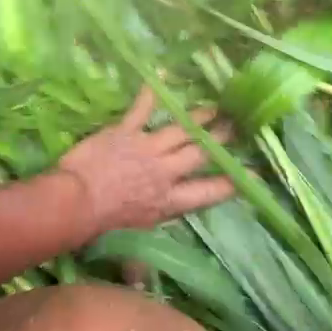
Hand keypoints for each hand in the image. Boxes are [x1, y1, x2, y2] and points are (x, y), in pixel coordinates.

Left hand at [53, 86, 236, 235]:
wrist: (77, 200)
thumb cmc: (103, 224)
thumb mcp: (136, 232)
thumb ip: (154, 229)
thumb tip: (155, 255)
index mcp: (169, 201)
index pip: (209, 192)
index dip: (233, 182)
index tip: (253, 174)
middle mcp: (165, 172)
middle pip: (200, 153)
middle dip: (221, 140)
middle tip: (236, 127)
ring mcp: (147, 148)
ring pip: (180, 130)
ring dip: (199, 118)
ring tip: (214, 109)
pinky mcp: (126, 131)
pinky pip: (142, 108)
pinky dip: (151, 92)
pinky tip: (160, 75)